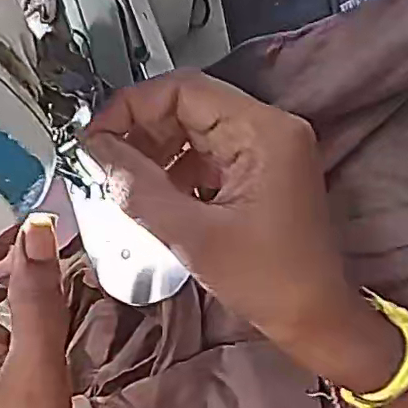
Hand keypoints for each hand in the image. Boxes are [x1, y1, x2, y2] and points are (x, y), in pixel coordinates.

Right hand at [82, 70, 400, 390]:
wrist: (312, 318)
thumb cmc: (269, 282)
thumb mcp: (191, 235)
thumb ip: (136, 188)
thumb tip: (95, 152)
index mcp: (264, 132)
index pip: (183, 89)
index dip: (132, 106)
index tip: (96, 136)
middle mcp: (270, 130)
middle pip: (187, 107)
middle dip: (140, 131)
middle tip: (103, 162)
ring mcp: (266, 150)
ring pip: (193, 131)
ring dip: (154, 152)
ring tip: (123, 182)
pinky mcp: (259, 172)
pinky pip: (206, 156)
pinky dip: (174, 171)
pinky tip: (152, 194)